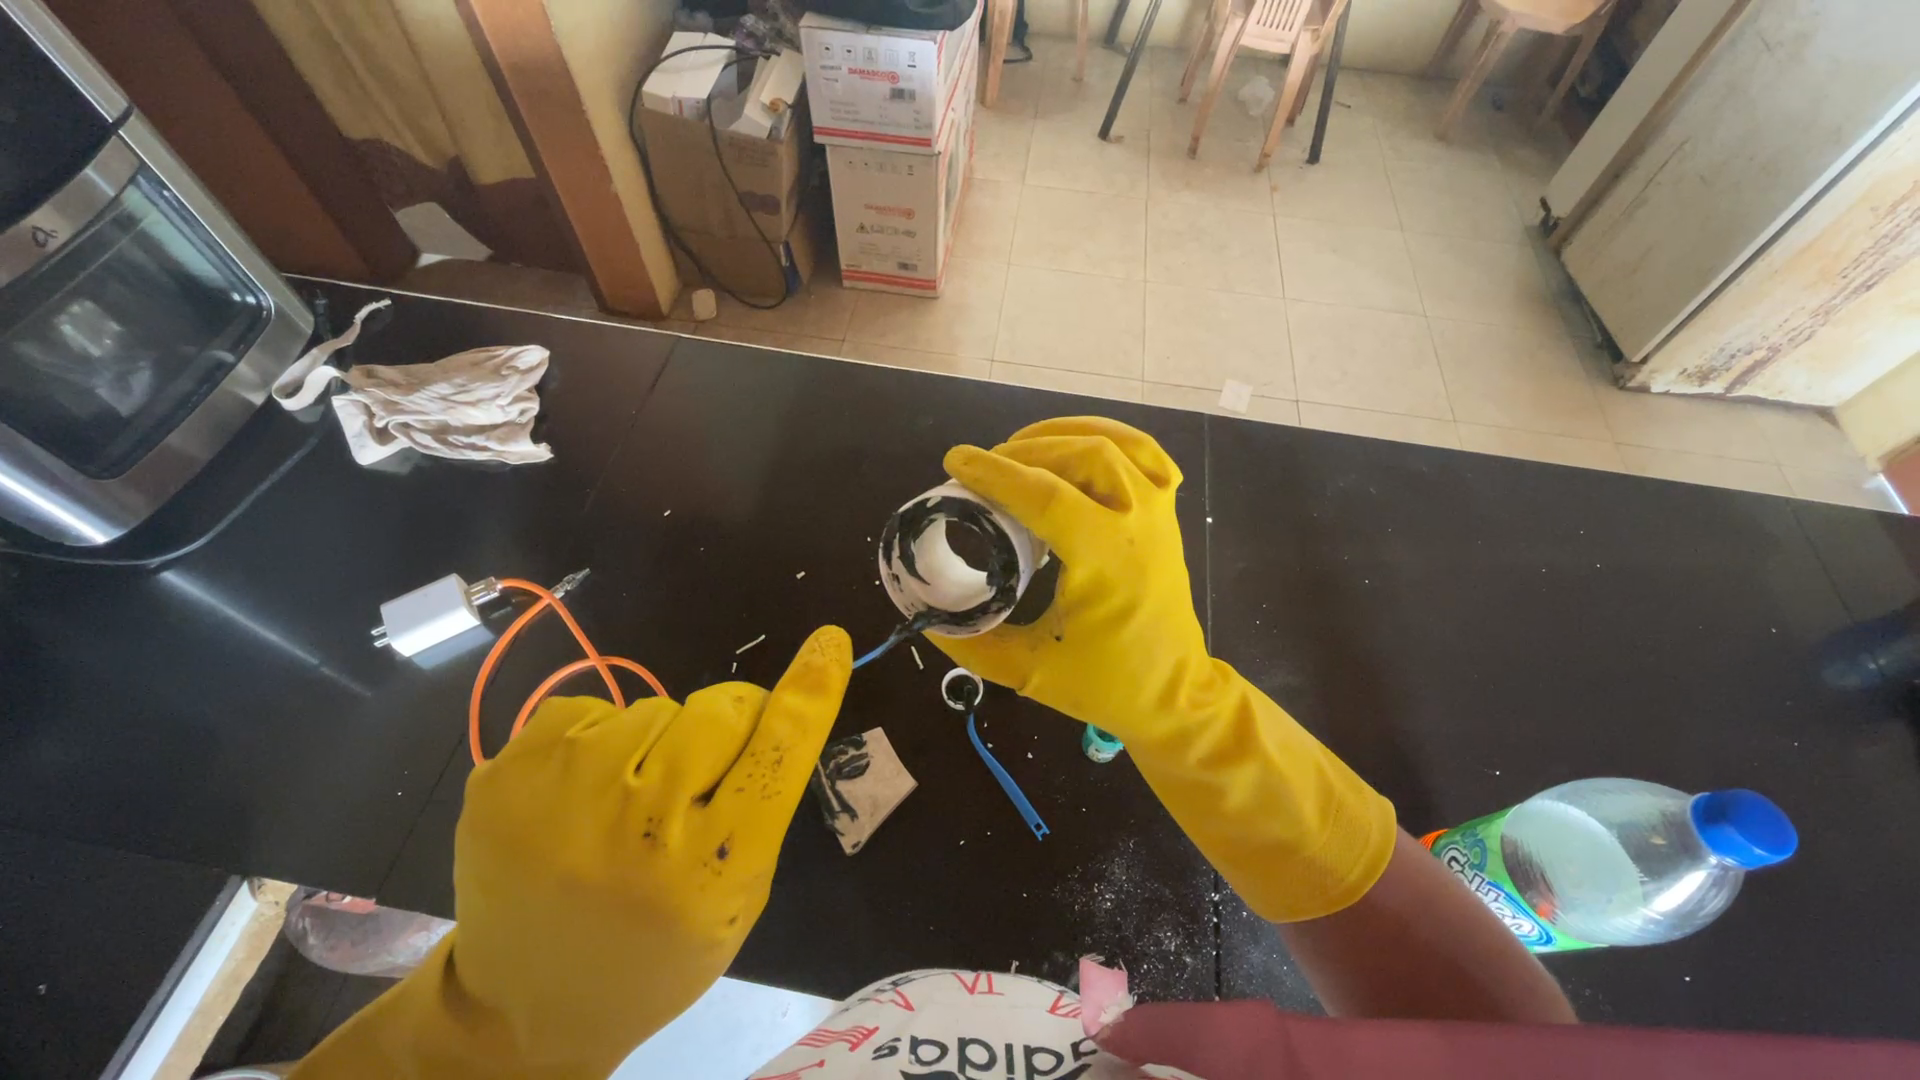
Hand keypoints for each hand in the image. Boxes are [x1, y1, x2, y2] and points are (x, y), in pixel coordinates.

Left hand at [291, 627, 851, 1079]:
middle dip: (730, 722)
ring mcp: (563, 793)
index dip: (810, 689)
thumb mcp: (738, 897)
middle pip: (721, 709)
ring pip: (653, 706)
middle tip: (706, 768)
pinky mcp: (504, 775)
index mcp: (713, 867)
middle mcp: (640, 825)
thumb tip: (778, 704)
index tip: (828, 644)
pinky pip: (587, 708)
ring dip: (658, 739)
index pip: (779, 748)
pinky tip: (581, 792)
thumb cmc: (659, 953)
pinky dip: (597, 739)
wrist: (527, 1004)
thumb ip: (760, 805)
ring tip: (629, 798)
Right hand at [929, 418, 1395, 922]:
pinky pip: (1145, 451)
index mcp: (1104, 561)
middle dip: (1023, 451)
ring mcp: (1158, 512)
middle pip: (1080, 455)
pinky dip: (1106, 435)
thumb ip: (968, 641)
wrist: (1174, 692)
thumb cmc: (1105, 683)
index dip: (994, 473)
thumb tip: (918, 612)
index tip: (955, 462)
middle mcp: (1136, 525)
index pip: (1044, 495)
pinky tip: (1072, 443)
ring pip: (1112, 444)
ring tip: (1018, 448)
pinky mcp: (1167, 511)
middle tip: (984, 466)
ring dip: (1059, 436)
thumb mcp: (1027, 671)